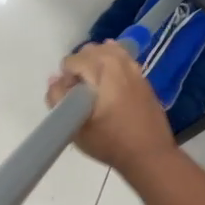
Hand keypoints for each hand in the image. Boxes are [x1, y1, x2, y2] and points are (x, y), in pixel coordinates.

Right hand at [46, 42, 177, 172]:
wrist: (150, 155)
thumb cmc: (110, 142)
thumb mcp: (75, 126)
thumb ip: (58, 99)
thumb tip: (54, 79)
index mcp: (101, 72)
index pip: (73, 61)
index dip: (66, 78)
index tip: (70, 97)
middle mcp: (118, 63)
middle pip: (90, 50)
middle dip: (80, 66)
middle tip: (79, 91)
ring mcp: (133, 68)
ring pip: (108, 49)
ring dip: (96, 61)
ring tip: (93, 83)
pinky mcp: (143, 78)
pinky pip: (123, 57)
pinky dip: (112, 61)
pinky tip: (109, 78)